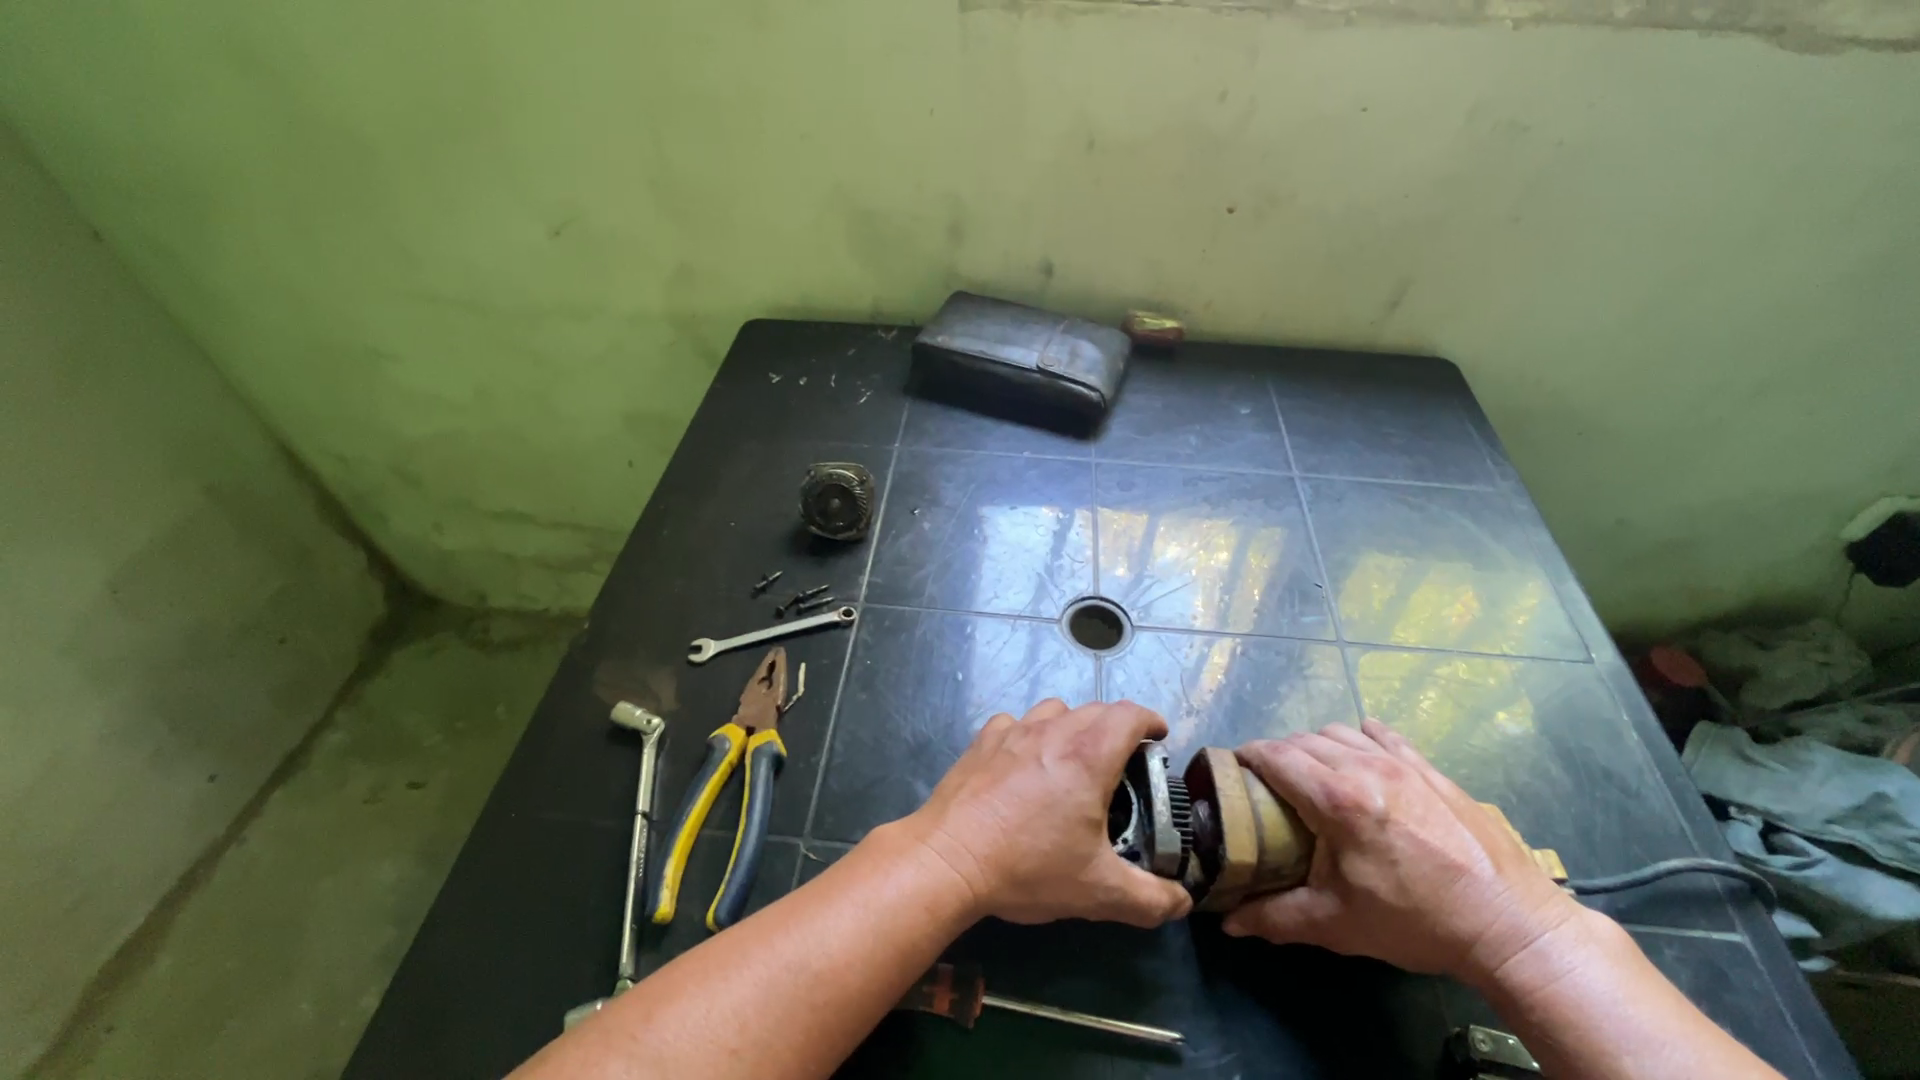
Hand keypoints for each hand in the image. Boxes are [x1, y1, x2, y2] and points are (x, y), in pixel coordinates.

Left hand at [895, 699, 1192, 927]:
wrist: (949, 860)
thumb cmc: (1028, 868)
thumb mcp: (1098, 892)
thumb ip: (1149, 899)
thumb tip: (1182, 903)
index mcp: (1088, 756)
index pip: (1130, 715)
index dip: (1150, 721)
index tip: (1158, 738)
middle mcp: (1053, 731)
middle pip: (1096, 710)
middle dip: (1117, 728)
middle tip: (1123, 762)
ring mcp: (1013, 731)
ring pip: (1054, 710)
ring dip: (1073, 726)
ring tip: (1074, 760)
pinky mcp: (982, 741)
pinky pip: (1016, 723)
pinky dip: (1030, 734)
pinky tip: (1025, 763)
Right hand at [1222, 719, 1583, 982]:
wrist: (1512, 926)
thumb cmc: (1417, 923)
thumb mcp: (1337, 925)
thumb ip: (1275, 917)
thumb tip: (1227, 922)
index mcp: (1336, 800)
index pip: (1275, 756)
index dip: (1246, 757)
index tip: (1232, 771)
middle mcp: (1365, 768)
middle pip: (1303, 740)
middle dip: (1276, 754)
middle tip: (1267, 784)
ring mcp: (1404, 764)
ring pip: (1341, 732)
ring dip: (1315, 745)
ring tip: (1312, 774)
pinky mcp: (1433, 771)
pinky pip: (1384, 734)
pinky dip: (1361, 736)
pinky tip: (1361, 750)